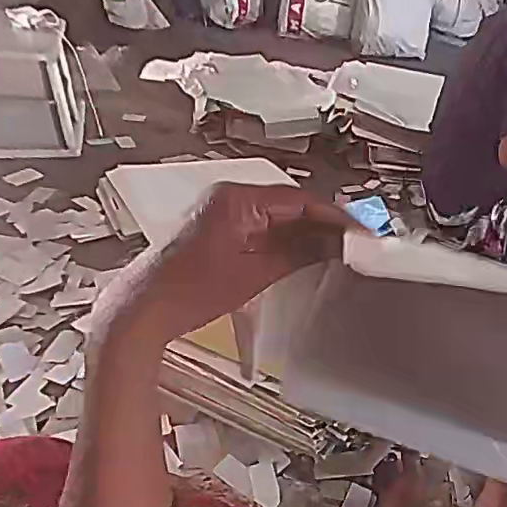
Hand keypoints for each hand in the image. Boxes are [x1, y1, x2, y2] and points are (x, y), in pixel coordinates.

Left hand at [97, 182, 360, 352]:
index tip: (358, 232)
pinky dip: (291, 241)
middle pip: (293, 205)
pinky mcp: (226, 230)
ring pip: (283, 217)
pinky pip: (268, 229)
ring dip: (311, 233)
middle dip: (326, 224)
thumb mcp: (257, 272)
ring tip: (340, 252)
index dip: (335, 216)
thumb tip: (335, 244)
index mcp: (238, 199)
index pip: (300, 199)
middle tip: (356, 244)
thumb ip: (301, 253)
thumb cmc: (190, 290)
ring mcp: (227, 213)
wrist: (148, 308)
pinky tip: (310, 255)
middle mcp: (232, 198)